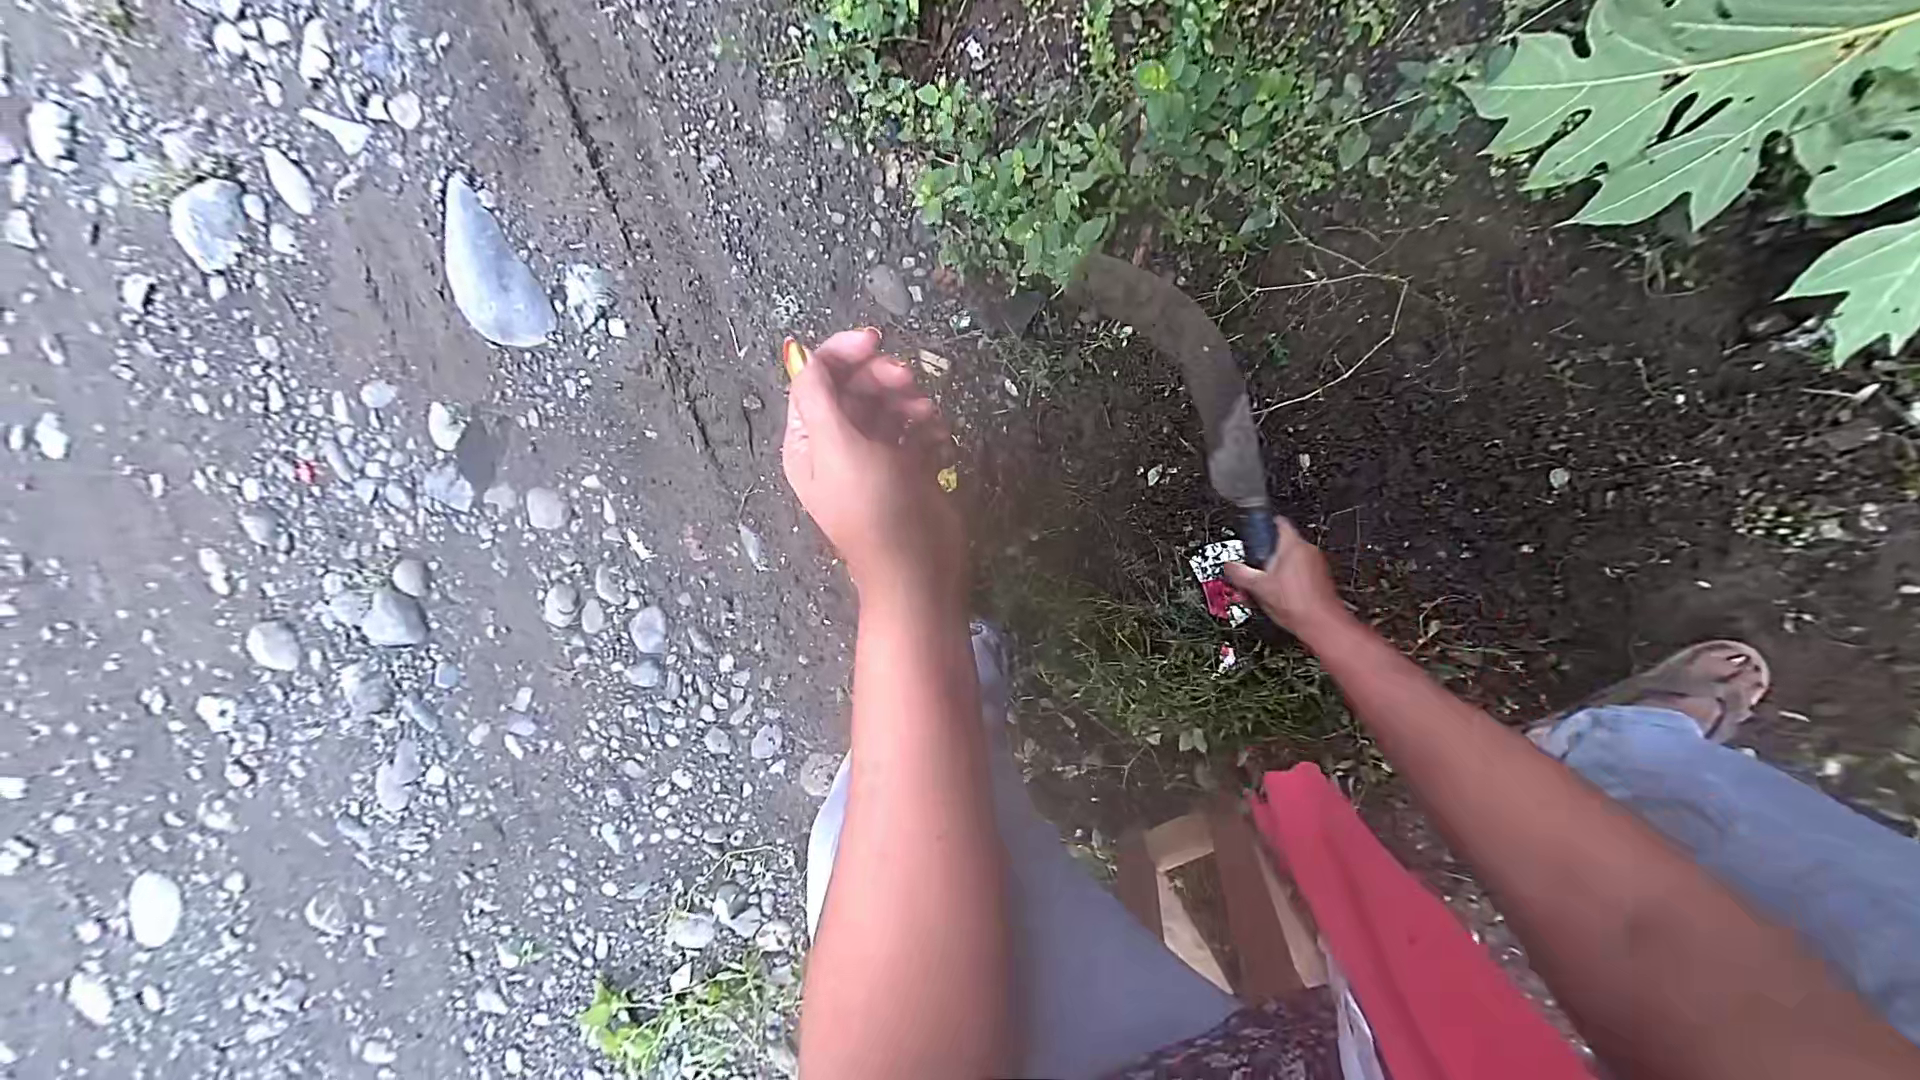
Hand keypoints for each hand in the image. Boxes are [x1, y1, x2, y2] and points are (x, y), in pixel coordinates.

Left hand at [782, 328, 962, 605]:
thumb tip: (804, 355)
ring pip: (887, 405)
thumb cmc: (874, 510)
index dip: (842, 352)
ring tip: (926, 412)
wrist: (918, 568)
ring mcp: (875, 457)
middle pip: (854, 388)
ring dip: (907, 398)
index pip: (816, 379)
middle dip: (880, 376)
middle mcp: (838, 445)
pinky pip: (913, 429)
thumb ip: (818, 397)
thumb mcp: (837, 449)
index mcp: (809, 441)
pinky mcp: (907, 467)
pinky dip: (926, 423)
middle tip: (908, 380)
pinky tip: (938, 433)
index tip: (876, 339)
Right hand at [1222, 517, 1347, 634]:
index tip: (1252, 532)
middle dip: (1262, 557)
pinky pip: (1297, 572)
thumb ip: (1239, 572)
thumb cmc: (1297, 604)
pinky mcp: (1319, 579)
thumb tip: (1229, 566)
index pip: (1277, 522)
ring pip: (1288, 560)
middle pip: (1279, 545)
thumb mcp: (1257, 586)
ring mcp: (1316, 565)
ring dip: (1272, 571)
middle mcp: (1308, 551)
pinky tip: (1275, 596)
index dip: (1261, 525)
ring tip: (1261, 587)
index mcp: (1293, 545)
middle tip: (1251, 569)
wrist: (1321, 625)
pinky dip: (1284, 580)